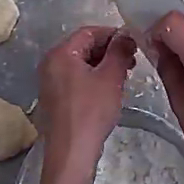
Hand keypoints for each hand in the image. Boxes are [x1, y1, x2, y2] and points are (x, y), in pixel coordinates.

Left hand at [36, 26, 135, 171]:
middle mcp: (50, 63)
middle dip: (109, 51)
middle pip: (83, 46)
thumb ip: (119, 51)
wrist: (71, 152)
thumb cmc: (91, 111)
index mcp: (60, 53)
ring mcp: (50, 81)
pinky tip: (109, 89)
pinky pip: (75, 78)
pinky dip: (93, 78)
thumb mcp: (111, 77)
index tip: (133, 44)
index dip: (113, 34)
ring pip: (80, 63)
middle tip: (132, 61)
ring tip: (124, 76)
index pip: (89, 32)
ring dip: (103, 65)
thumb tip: (126, 35)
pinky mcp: (54, 97)